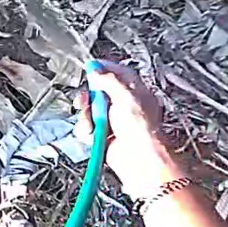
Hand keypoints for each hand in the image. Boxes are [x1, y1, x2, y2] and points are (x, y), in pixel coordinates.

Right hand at [77, 60, 185, 199]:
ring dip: (86, 116)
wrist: (139, 160)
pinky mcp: (103, 136)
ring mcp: (113, 122)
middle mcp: (124, 106)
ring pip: (90, 111)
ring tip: (91, 122)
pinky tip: (91, 133)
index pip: (118, 74)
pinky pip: (87, 128)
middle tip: (85, 100)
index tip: (90, 67)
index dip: (103, 69)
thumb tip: (96, 71)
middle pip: (99, 93)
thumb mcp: (125, 97)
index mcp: (135, 92)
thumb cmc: (142, 129)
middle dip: (89, 96)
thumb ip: (108, 81)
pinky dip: (86, 130)